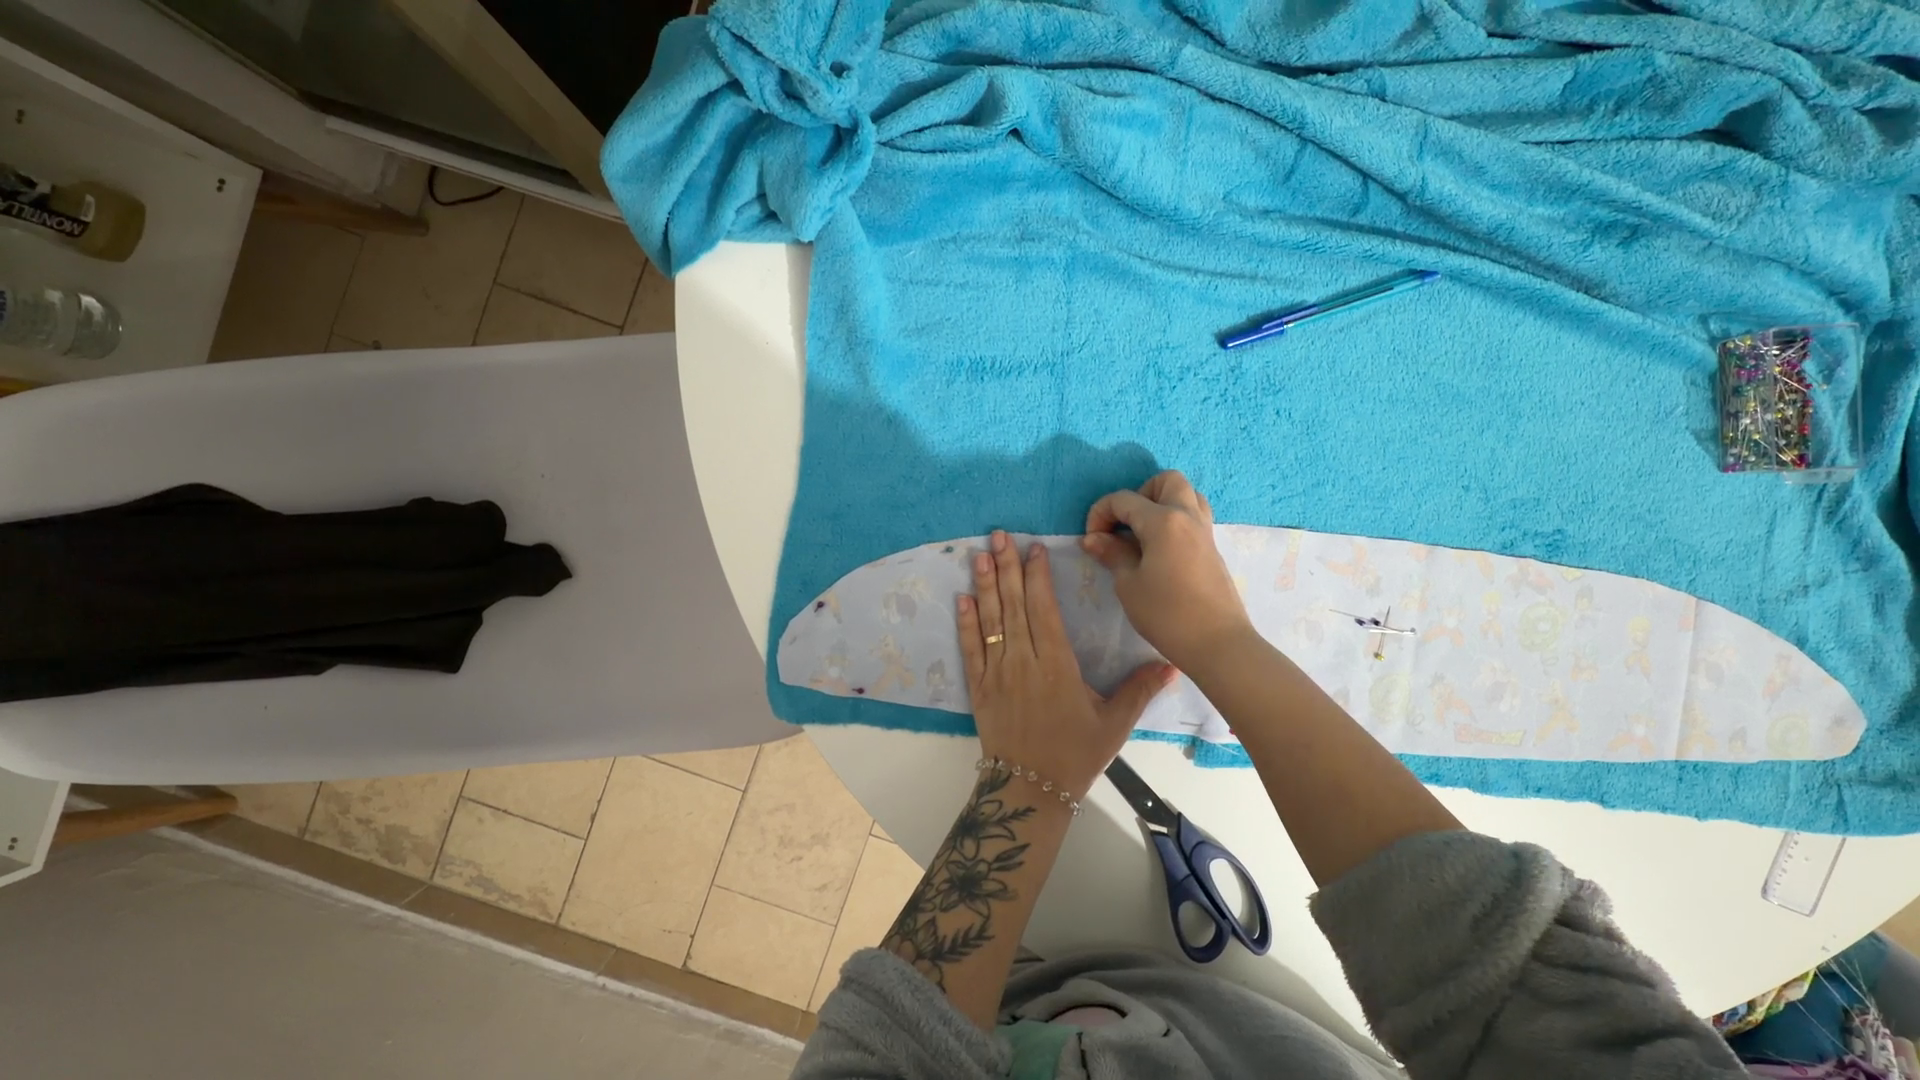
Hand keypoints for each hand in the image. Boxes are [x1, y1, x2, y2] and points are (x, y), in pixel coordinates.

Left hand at [959, 530, 1174, 796]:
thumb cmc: (1075, 755)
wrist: (1030, 790)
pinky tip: (962, 599)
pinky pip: (970, 649)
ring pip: (991, 621)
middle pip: (1014, 606)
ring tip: (979, 554)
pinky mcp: (978, 689)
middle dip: (1006, 567)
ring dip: (984, 586)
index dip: (1037, 577)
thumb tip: (1173, 664)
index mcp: (1056, 665)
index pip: (1044, 610)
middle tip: (999, 534)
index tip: (1033, 549)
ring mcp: (997, 674)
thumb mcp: (1114, 724)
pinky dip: (965, 623)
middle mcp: (1024, 662)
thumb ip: (1140, 690)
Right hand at [1081, 470, 1253, 671]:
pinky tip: (1160, 551)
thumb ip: (1112, 554)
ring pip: (1187, 495)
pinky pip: (1194, 518)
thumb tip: (1093, 538)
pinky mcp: (1213, 549)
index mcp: (1163, 521)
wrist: (1216, 643)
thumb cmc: (1166, 614)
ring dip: (1162, 503)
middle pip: (1167, 481)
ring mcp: (1205, 532)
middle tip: (1125, 524)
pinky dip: (1175, 521)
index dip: (1100, 513)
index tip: (1091, 539)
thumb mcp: (1128, 584)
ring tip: (1144, 533)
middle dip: (1140, 493)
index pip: (1124, 499)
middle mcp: (1187, 516)